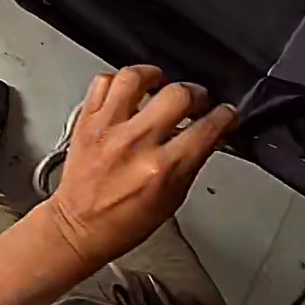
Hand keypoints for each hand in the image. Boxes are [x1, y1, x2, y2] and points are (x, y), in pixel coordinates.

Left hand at [37, 65, 234, 270]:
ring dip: (154, 76)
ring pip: (136, 77)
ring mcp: (108, 128)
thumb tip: (212, 133)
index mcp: (162, 168)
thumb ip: (194, 161)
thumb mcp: (173, 198)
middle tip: (196, 100)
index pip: (207, 128)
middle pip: (178, 94)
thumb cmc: (123, 221)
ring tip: (160, 83)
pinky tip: (128, 90)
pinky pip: (103, 82)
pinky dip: (119, 81)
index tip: (225, 113)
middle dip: (197, 94)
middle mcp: (136, 143)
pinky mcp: (87, 120)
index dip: (225, 116)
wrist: (78, 228)